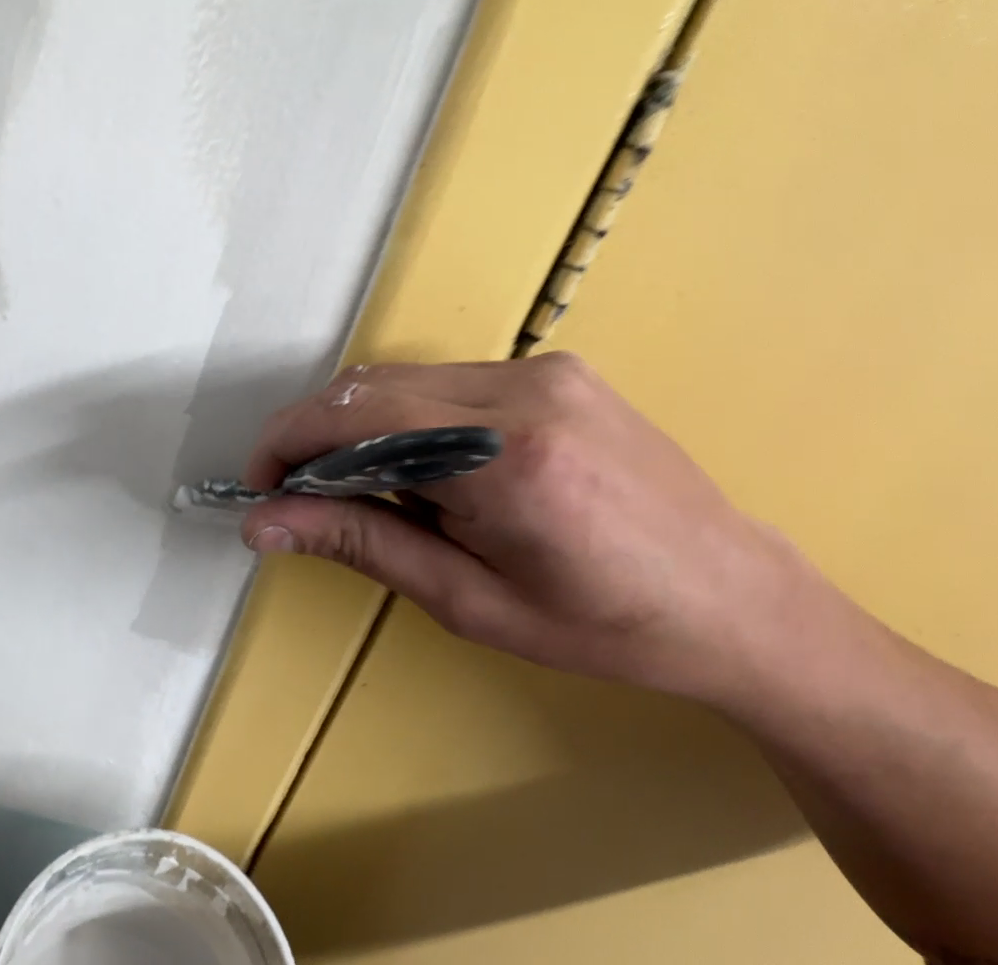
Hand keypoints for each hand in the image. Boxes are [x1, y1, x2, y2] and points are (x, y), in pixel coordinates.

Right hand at [240, 353, 842, 703]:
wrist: (736, 600)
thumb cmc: (604, 626)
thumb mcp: (470, 601)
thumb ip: (362, 545)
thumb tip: (267, 522)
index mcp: (510, 458)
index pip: (360, 416)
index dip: (289, 442)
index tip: (261, 487)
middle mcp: (529, 391)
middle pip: (374, 385)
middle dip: (314, 434)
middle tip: (296, 495)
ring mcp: (549, 371)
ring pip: (407, 379)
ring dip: (360, 428)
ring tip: (359, 493)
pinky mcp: (559, 371)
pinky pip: (449, 382)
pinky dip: (407, 419)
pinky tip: (419, 472)